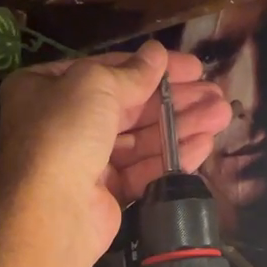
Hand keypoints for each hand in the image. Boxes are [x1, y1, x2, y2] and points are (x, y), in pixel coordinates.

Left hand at [0, 41, 230, 258]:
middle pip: (127, 107)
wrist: (52, 212)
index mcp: (45, 89)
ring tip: (221, 116)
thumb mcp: (95, 85)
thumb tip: (156, 55)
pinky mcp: (103, 196)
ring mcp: (82, 164)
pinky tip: (204, 145)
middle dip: (173, 100)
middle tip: (215, 93)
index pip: (105, 71)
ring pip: (138, 140)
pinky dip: (170, 158)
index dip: (150, 67)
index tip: (191, 67)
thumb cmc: (64, 133)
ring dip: (179, 126)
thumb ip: (131, 72)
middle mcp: (60, 125)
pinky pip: (140, 171)